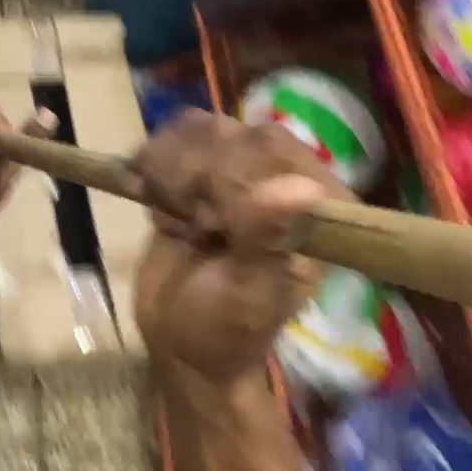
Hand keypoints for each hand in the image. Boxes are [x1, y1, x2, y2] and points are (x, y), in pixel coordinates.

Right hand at [132, 110, 353, 383]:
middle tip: (194, 230)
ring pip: (194, 129)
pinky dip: (152, 168)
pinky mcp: (201, 167)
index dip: (223, 175)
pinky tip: (160, 204)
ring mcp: (241, 169)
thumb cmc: (224, 329)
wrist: (178, 341)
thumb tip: (299, 188)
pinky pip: (171, 135)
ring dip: (169, 176)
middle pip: (226, 132)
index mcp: (319, 204)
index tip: (206, 225)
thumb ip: (266, 238)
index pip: (267, 146)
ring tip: (178, 220)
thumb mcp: (249, 293)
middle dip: (193, 180)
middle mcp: (285, 177)